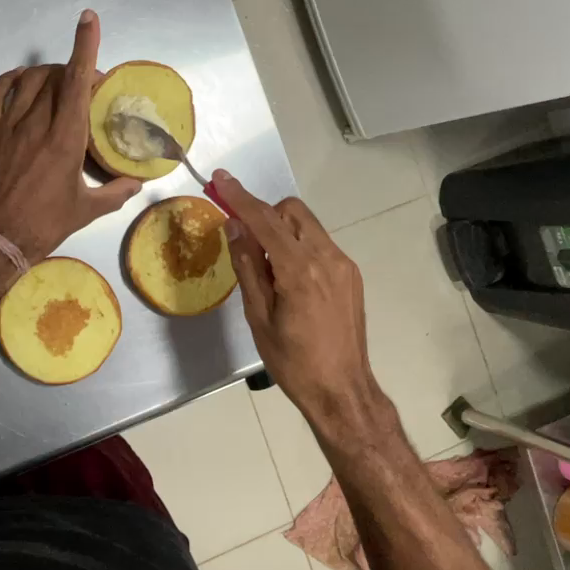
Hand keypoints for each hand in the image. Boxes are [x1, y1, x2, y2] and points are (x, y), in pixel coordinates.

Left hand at [0, 10, 139, 261]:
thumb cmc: (44, 225)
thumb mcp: (87, 211)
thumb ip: (116, 192)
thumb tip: (137, 183)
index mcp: (65, 137)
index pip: (76, 81)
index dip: (85, 46)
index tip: (89, 19)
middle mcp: (36, 122)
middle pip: (54, 77)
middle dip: (72, 70)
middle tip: (84, 86)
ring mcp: (7, 125)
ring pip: (26, 81)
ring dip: (44, 73)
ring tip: (55, 81)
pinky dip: (8, 80)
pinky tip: (16, 80)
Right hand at [213, 171, 378, 419]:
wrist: (341, 390)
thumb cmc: (292, 362)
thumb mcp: (258, 316)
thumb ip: (247, 267)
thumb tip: (235, 228)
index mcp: (300, 270)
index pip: (265, 221)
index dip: (240, 198)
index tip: (220, 179)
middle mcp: (326, 258)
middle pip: (291, 211)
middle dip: (264, 213)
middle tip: (243, 240)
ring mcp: (342, 265)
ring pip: (306, 225)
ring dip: (281, 230)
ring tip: (265, 265)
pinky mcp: (349, 275)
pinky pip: (318, 244)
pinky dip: (297, 246)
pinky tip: (286, 277)